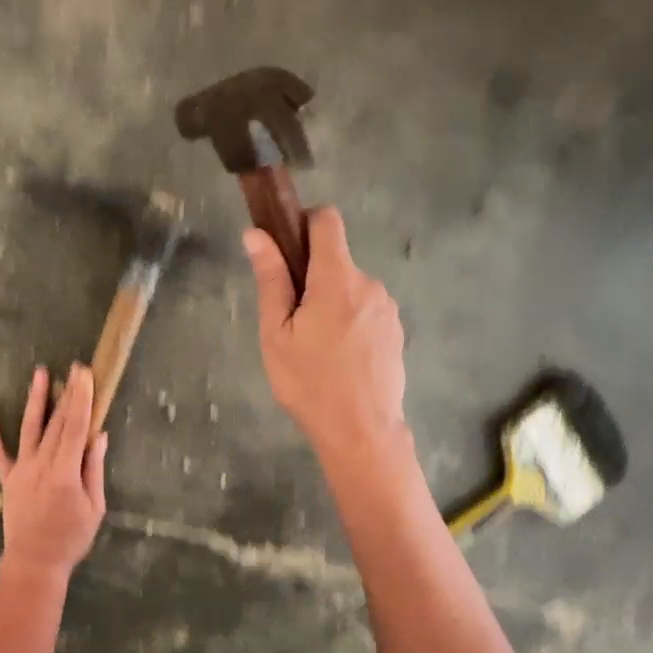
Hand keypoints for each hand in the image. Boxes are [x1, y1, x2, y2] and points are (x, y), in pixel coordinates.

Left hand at [0, 364, 108, 577]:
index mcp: (66, 472)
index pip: (76, 427)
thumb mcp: (94, 507)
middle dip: (67, 393)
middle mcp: (42, 464)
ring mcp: (22, 470)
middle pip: (57, 423)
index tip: (86, 375)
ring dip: (35, 400)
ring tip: (40, 374)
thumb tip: (99, 436)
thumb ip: (94, 469)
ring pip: (30, 428)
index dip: (82, 399)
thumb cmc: (71, 538)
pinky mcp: (8, 479)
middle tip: (74, 368)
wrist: (34, 562)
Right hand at [244, 207, 406, 452]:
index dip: (304, 224)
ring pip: (350, 290)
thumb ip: (271, 280)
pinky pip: (366, 312)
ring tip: (315, 349)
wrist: (361, 431)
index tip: (286, 252)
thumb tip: (257, 234)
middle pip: (336, 261)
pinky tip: (339, 360)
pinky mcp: (395, 331)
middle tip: (291, 324)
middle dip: (312, 280)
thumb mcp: (276, 334)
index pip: (327, 220)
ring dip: (331, 305)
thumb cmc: (309, 384)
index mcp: (336, 279)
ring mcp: (387, 308)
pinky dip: (349, 324)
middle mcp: (369, 284)